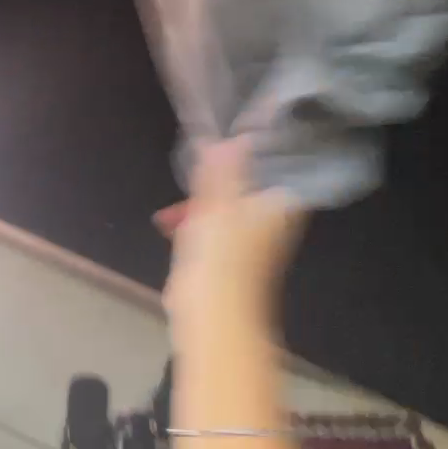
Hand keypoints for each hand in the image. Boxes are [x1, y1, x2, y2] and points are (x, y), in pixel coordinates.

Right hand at [161, 137, 307, 341]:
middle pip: (239, 191)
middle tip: (186, 190)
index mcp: (277, 207)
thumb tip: (236, 136)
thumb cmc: (218, 256)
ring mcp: (248, 244)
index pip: (263, 171)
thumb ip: (222, 171)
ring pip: (221, 211)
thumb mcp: (216, 205)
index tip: (212, 156)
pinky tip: (171, 229)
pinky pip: (209, 231)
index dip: (239, 161)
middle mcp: (270, 223)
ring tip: (171, 215)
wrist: (210, 312)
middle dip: (208, 189)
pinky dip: (191, 227)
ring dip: (195, 208)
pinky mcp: (226, 260)